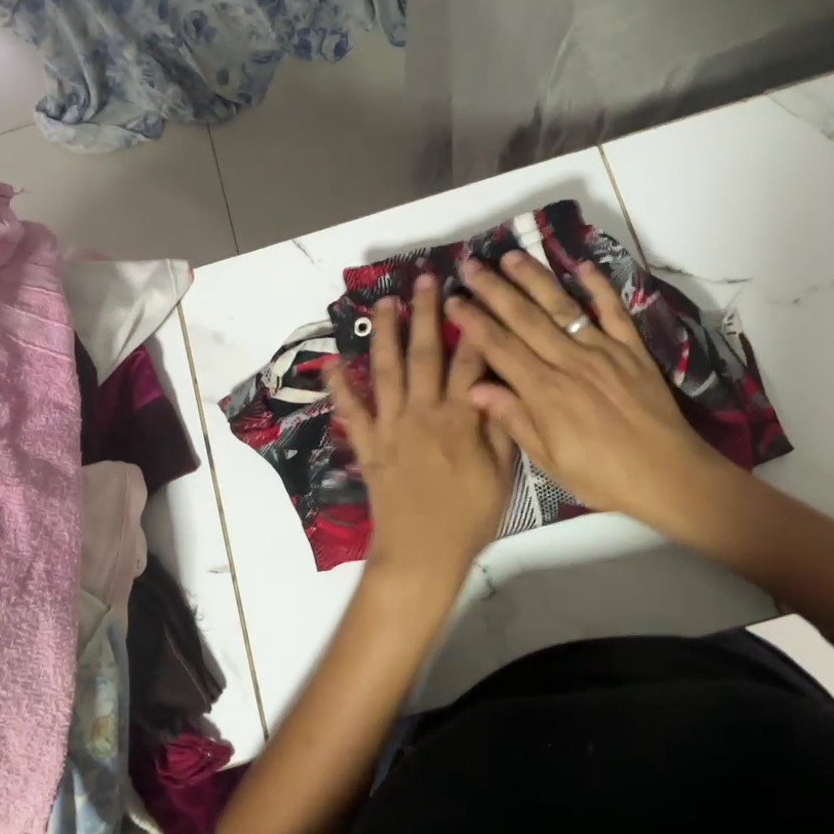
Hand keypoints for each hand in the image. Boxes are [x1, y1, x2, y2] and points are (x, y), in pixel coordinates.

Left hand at [323, 274, 514, 592]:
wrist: (421, 554)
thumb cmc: (468, 518)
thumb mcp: (502, 476)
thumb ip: (501, 428)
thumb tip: (499, 386)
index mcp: (460, 419)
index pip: (470, 363)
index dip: (472, 327)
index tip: (471, 296)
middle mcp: (423, 413)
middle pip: (425, 353)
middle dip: (425, 313)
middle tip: (423, 280)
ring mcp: (391, 426)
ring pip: (386, 370)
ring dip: (384, 333)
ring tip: (382, 302)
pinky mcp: (368, 444)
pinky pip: (351, 410)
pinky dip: (339, 386)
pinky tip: (332, 361)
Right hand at [445, 252, 730, 540]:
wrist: (668, 475)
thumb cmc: (603, 476)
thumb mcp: (550, 460)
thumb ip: (514, 419)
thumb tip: (473, 389)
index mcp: (545, 392)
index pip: (499, 348)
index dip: (473, 322)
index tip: (452, 300)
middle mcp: (570, 362)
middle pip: (524, 319)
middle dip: (494, 290)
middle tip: (470, 266)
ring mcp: (603, 351)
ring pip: (562, 307)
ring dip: (534, 279)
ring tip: (511, 256)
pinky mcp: (632, 349)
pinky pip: (613, 310)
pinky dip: (599, 286)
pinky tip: (582, 265)